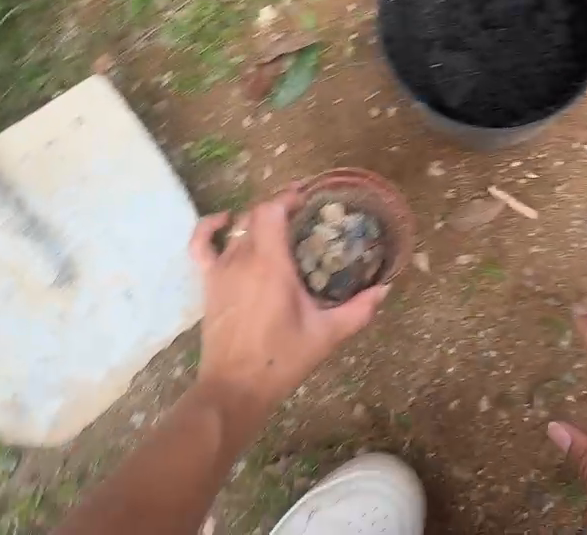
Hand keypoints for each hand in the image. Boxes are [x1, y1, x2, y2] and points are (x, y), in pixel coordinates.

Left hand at [187, 189, 389, 424]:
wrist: (234, 390)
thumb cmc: (281, 360)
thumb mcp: (326, 335)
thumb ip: (358, 311)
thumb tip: (384, 289)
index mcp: (271, 264)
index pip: (273, 211)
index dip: (288, 196)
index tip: (307, 197)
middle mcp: (243, 258)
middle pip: (258, 214)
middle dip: (280, 206)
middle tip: (302, 212)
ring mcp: (221, 269)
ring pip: (239, 227)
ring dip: (258, 218)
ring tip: (278, 221)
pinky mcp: (209, 283)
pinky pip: (202, 245)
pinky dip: (210, 227)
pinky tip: (226, 222)